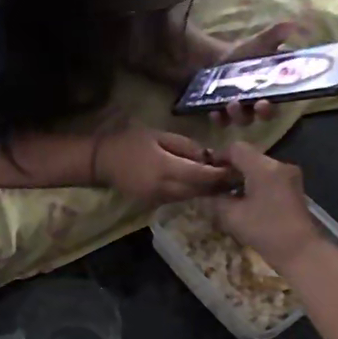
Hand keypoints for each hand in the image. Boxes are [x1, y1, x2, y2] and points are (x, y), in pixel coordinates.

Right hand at [95, 127, 237, 203]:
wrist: (102, 162)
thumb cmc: (129, 141)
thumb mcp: (159, 135)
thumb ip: (185, 146)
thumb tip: (207, 156)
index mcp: (166, 168)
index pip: (201, 176)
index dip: (220, 174)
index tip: (235, 168)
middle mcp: (165, 188)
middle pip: (199, 191)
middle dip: (217, 185)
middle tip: (234, 177)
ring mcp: (159, 199)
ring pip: (191, 198)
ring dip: (205, 191)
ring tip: (221, 181)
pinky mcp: (154, 204)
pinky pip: (179, 199)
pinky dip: (192, 193)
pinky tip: (199, 185)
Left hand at [203, 20, 300, 126]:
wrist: (213, 58)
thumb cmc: (241, 54)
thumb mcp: (258, 43)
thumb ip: (275, 36)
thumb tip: (293, 24)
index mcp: (269, 90)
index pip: (278, 103)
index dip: (277, 105)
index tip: (270, 101)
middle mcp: (256, 104)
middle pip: (263, 116)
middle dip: (264, 113)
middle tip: (260, 104)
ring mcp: (238, 110)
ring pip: (243, 120)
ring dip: (239, 115)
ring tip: (233, 104)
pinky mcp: (220, 113)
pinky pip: (222, 122)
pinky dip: (219, 120)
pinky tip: (214, 113)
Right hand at [209, 142, 327, 267]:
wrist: (300, 251)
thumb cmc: (264, 231)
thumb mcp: (231, 216)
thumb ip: (216, 199)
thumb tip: (208, 192)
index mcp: (263, 167)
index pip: (236, 149)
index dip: (219, 157)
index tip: (207, 171)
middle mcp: (279, 165)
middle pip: (249, 156)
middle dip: (231, 168)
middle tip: (215, 185)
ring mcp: (290, 176)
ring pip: (260, 167)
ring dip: (243, 176)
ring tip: (229, 194)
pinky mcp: (294, 187)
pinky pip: (270, 177)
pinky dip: (256, 183)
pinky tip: (246, 200)